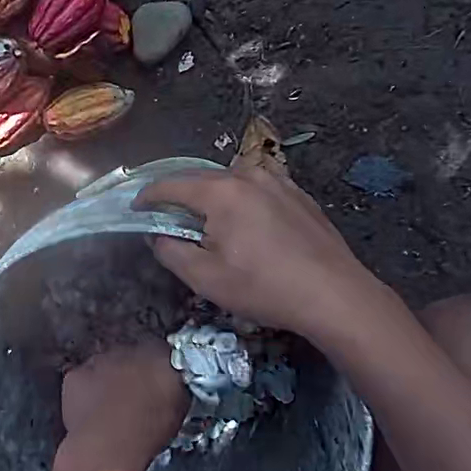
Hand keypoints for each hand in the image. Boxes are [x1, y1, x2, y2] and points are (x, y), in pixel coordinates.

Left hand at [60, 342, 190, 470]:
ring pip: (102, 367)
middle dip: (129, 374)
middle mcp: (126, 350)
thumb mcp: (178, 410)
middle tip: (132, 401)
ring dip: (106, 381)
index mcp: (158, 355)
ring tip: (109, 410)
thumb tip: (168, 388)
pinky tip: (90, 412)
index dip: (157, 372)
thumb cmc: (148, 432)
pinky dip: (84, 392)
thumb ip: (171, 389)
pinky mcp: (75, 374)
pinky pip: (82, 380)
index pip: (161, 353)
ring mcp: (97, 360)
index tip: (156, 387)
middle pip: (129, 358)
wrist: (107, 445)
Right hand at [135, 163, 388, 341]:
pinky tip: (244, 224)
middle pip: (200, 179)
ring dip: (210, 198)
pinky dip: (239, 201)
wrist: (335, 296)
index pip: (170, 184)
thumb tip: (157, 236)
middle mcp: (248, 175)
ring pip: (230, 182)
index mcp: (220, 191)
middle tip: (165, 217)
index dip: (147, 197)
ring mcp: (278, 182)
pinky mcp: (298, 195)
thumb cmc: (263, 287)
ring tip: (204, 221)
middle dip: (178, 196)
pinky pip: (257, 190)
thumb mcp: (204, 277)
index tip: (136, 210)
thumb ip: (170, 251)